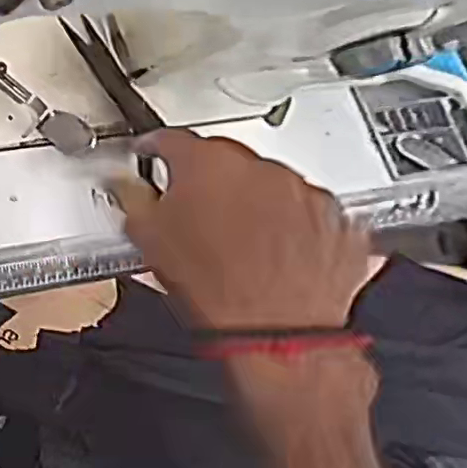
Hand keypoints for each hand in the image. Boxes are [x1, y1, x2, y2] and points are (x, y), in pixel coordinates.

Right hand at [108, 131, 373, 332]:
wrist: (272, 328)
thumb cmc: (212, 282)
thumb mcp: (146, 235)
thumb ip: (134, 198)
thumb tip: (128, 186)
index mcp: (208, 164)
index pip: (171, 139)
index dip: (154, 146)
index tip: (149, 151)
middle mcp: (261, 169)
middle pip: (224, 159)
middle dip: (206, 178)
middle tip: (191, 207)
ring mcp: (306, 193)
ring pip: (268, 183)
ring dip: (249, 199)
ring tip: (232, 236)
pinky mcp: (339, 221)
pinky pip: (306, 210)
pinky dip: (287, 222)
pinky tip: (267, 247)